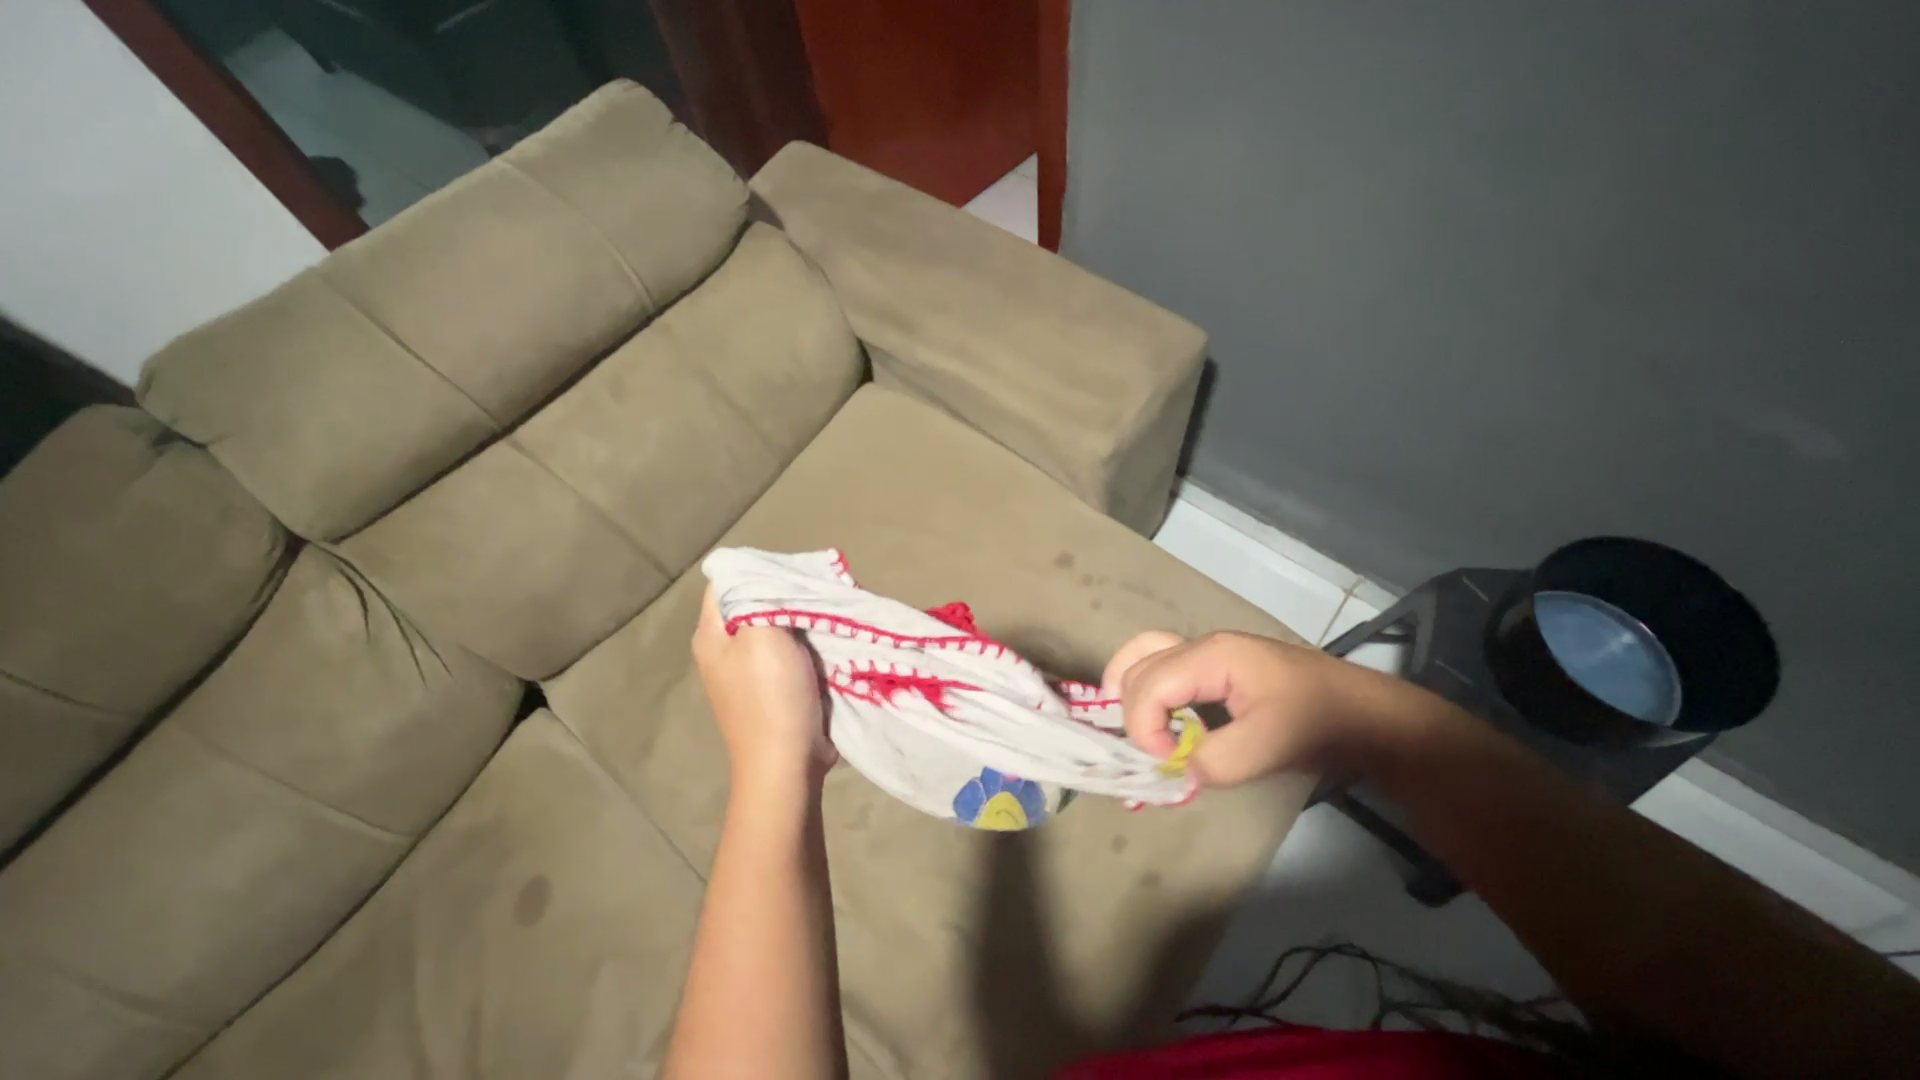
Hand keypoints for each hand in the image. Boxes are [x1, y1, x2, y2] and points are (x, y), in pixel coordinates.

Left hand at [692, 585, 835, 786]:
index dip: (760, 568)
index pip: (728, 581)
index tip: (796, 569)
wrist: (787, 764)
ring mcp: (751, 674)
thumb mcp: (763, 634)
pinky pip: (795, 656)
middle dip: (790, 594)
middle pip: (757, 604)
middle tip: (822, 587)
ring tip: (833, 611)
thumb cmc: (771, 695)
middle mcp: (726, 651)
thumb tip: (769, 576)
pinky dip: (813, 646)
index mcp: (712, 635)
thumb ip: (762, 597)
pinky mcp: (777, 692)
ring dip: (806, 621)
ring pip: (781, 630)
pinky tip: (833, 640)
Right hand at [1103, 630, 1431, 786]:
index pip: (1148, 685)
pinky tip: (1160, 723)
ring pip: (1144, 656)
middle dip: (1133, 712)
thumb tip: (1178, 770)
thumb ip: (1215, 761)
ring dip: (1131, 691)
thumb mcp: (1268, 748)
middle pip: (1137, 665)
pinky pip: (1163, 668)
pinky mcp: (1216, 669)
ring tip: (1135, 729)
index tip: (1170, 763)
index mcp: (1212, 656)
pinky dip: (1149, 692)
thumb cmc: (1317, 722)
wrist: (1363, 714)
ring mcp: (1208, 654)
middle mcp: (1202, 647)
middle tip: (1153, 751)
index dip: (1144, 728)